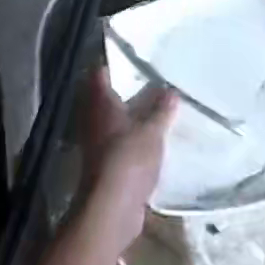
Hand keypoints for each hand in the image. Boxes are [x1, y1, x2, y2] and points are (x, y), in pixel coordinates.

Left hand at [77, 67, 177, 246]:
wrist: (112, 206)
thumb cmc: (129, 158)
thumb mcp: (152, 131)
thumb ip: (162, 110)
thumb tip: (171, 90)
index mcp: (100, 102)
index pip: (101, 73)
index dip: (114, 63)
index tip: (135, 59)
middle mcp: (93, 117)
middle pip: (108, 96)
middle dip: (128, 90)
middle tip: (155, 83)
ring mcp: (97, 140)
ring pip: (115, 120)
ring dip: (132, 116)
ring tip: (159, 109)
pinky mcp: (105, 162)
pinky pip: (121, 141)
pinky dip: (134, 138)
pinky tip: (153, 139)